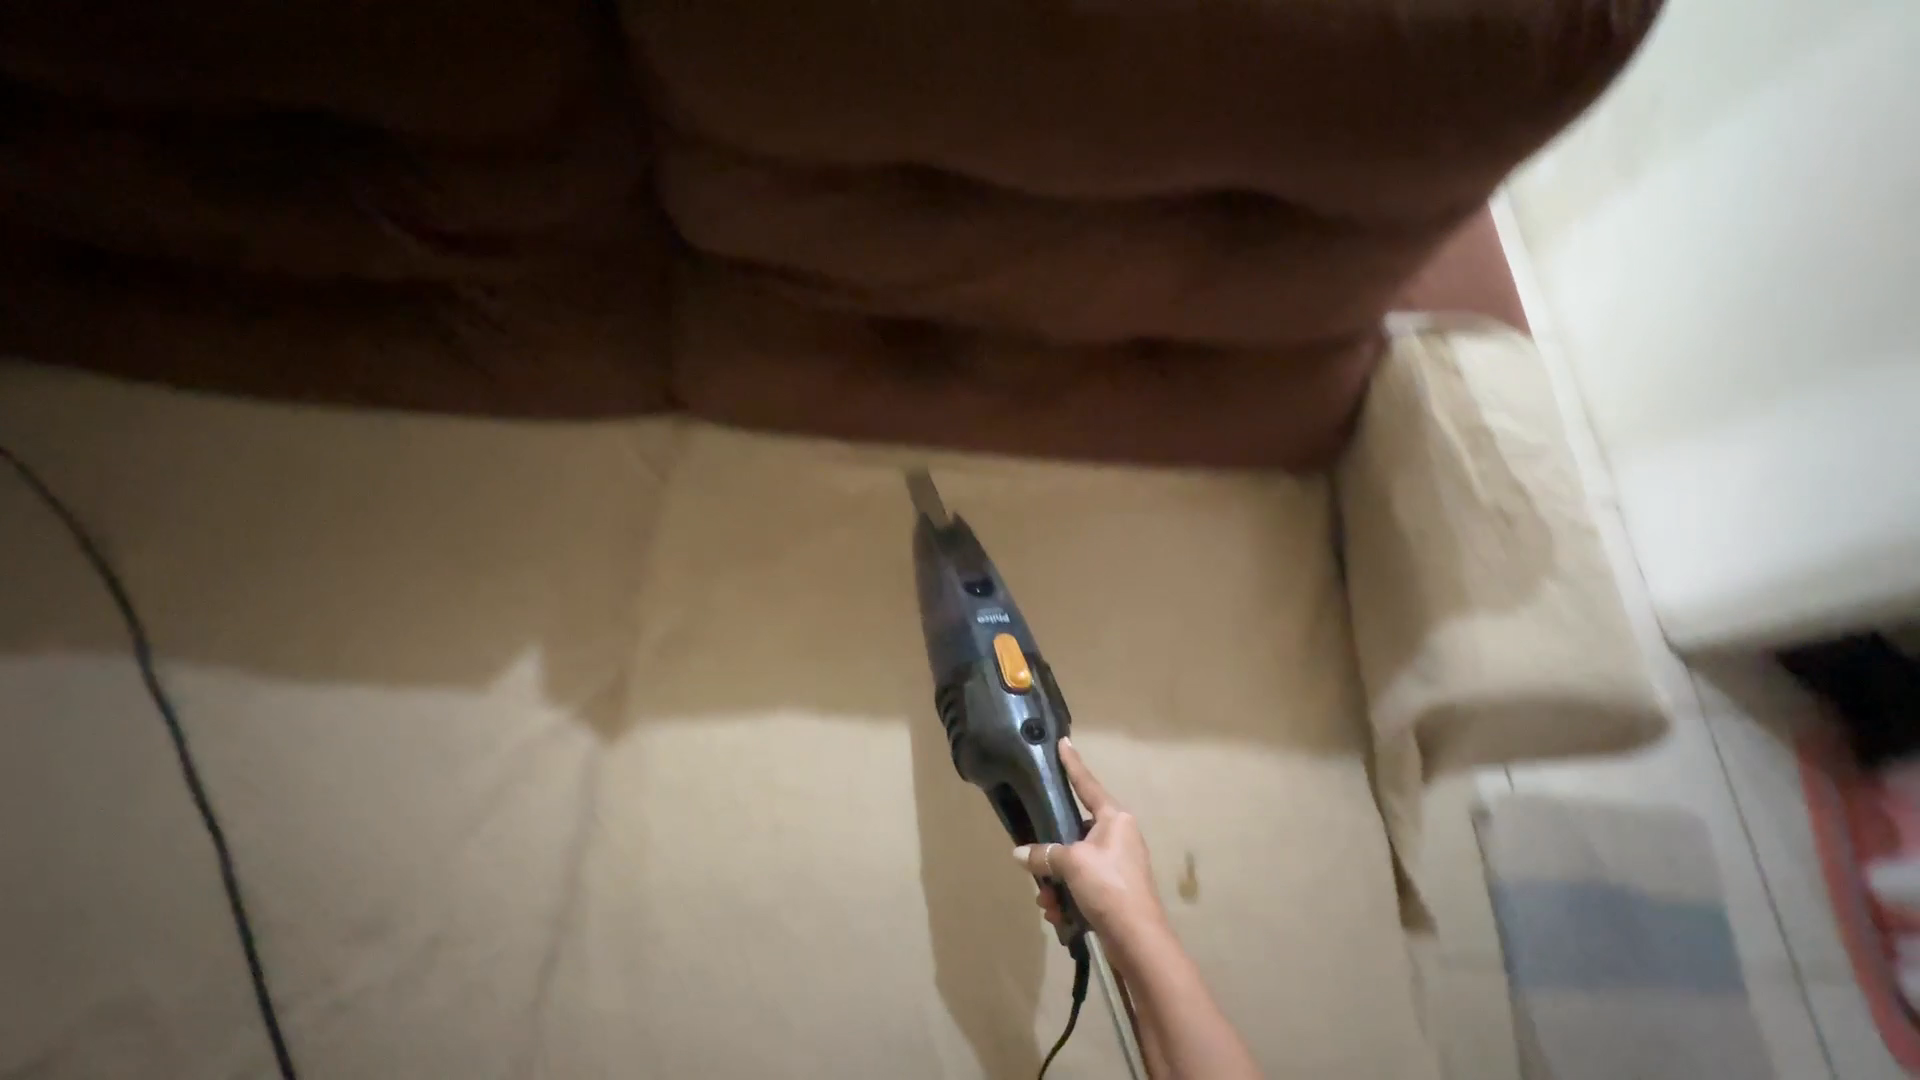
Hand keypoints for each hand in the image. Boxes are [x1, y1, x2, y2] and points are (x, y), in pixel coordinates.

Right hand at [1015, 738, 1167, 946]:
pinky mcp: (1114, 891)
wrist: (1138, 940)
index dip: (1072, 764)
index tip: (1063, 743)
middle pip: (1074, 832)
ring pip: (1074, 863)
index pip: (1087, 784)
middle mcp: (1119, 836)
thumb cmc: (1109, 886)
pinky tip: (1058, 916)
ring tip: (1049, 903)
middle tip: (1035, 868)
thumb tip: (1022, 854)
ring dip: (1056, 883)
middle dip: (1051, 855)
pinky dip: (1067, 899)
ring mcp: (1118, 864)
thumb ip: (1045, 854)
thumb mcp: (1072, 863)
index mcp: (1115, 818)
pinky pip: (1082, 885)